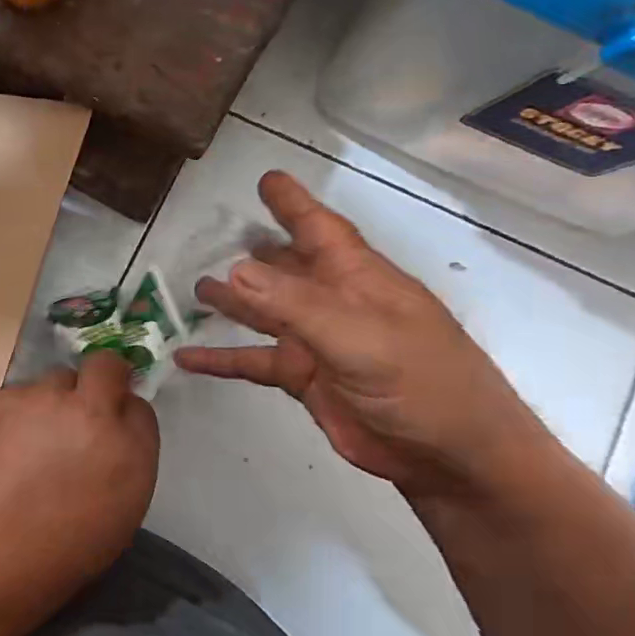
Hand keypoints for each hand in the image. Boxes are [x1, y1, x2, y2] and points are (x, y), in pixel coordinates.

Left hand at [0, 351, 159, 635]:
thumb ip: (121, 466)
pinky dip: (18, 412)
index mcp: (131, 452)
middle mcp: (93, 414)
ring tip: (30, 439)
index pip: (139, 409)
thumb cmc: (53, 559)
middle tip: (80, 407)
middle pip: (106, 367)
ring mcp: (44, 400)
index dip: (121, 414)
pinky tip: (2, 445)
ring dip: (53, 400)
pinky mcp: (2, 398)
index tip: (108, 426)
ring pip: (57, 380)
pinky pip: (20, 394)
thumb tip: (110, 439)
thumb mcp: (115, 520)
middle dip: (100, 379)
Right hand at [174, 171, 549, 496]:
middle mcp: (333, 303)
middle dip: (255, 252)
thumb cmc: (421, 383)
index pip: (319, 230)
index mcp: (357, 279)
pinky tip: (186, 358)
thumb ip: (295, 303)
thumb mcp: (358, 335)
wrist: (448, 456)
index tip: (266, 180)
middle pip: (285, 268)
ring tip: (195, 290)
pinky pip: (252, 361)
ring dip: (232, 302)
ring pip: (263, 313)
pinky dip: (221, 358)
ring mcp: (317, 342)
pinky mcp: (304, 378)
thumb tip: (235, 267)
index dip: (293, 204)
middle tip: (214, 237)